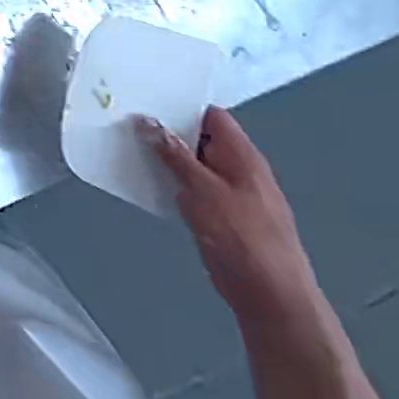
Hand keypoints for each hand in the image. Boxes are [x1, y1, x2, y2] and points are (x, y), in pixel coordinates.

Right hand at [138, 107, 323, 326]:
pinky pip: (191, 189)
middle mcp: (236, 168)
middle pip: (198, 138)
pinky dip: (171, 184)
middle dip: (167, 132)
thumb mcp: (202, 189)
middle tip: (128, 121)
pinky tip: (144, 181)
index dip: (181, 106)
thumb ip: (173, 154)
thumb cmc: (241, 235)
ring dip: (165, 159)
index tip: (146, 102)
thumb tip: (148, 121)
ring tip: (127, 146)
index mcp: (241, 153)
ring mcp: (228, 193)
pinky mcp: (219, 216)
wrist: (271, 296)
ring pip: (191, 165)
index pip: (210, 115)